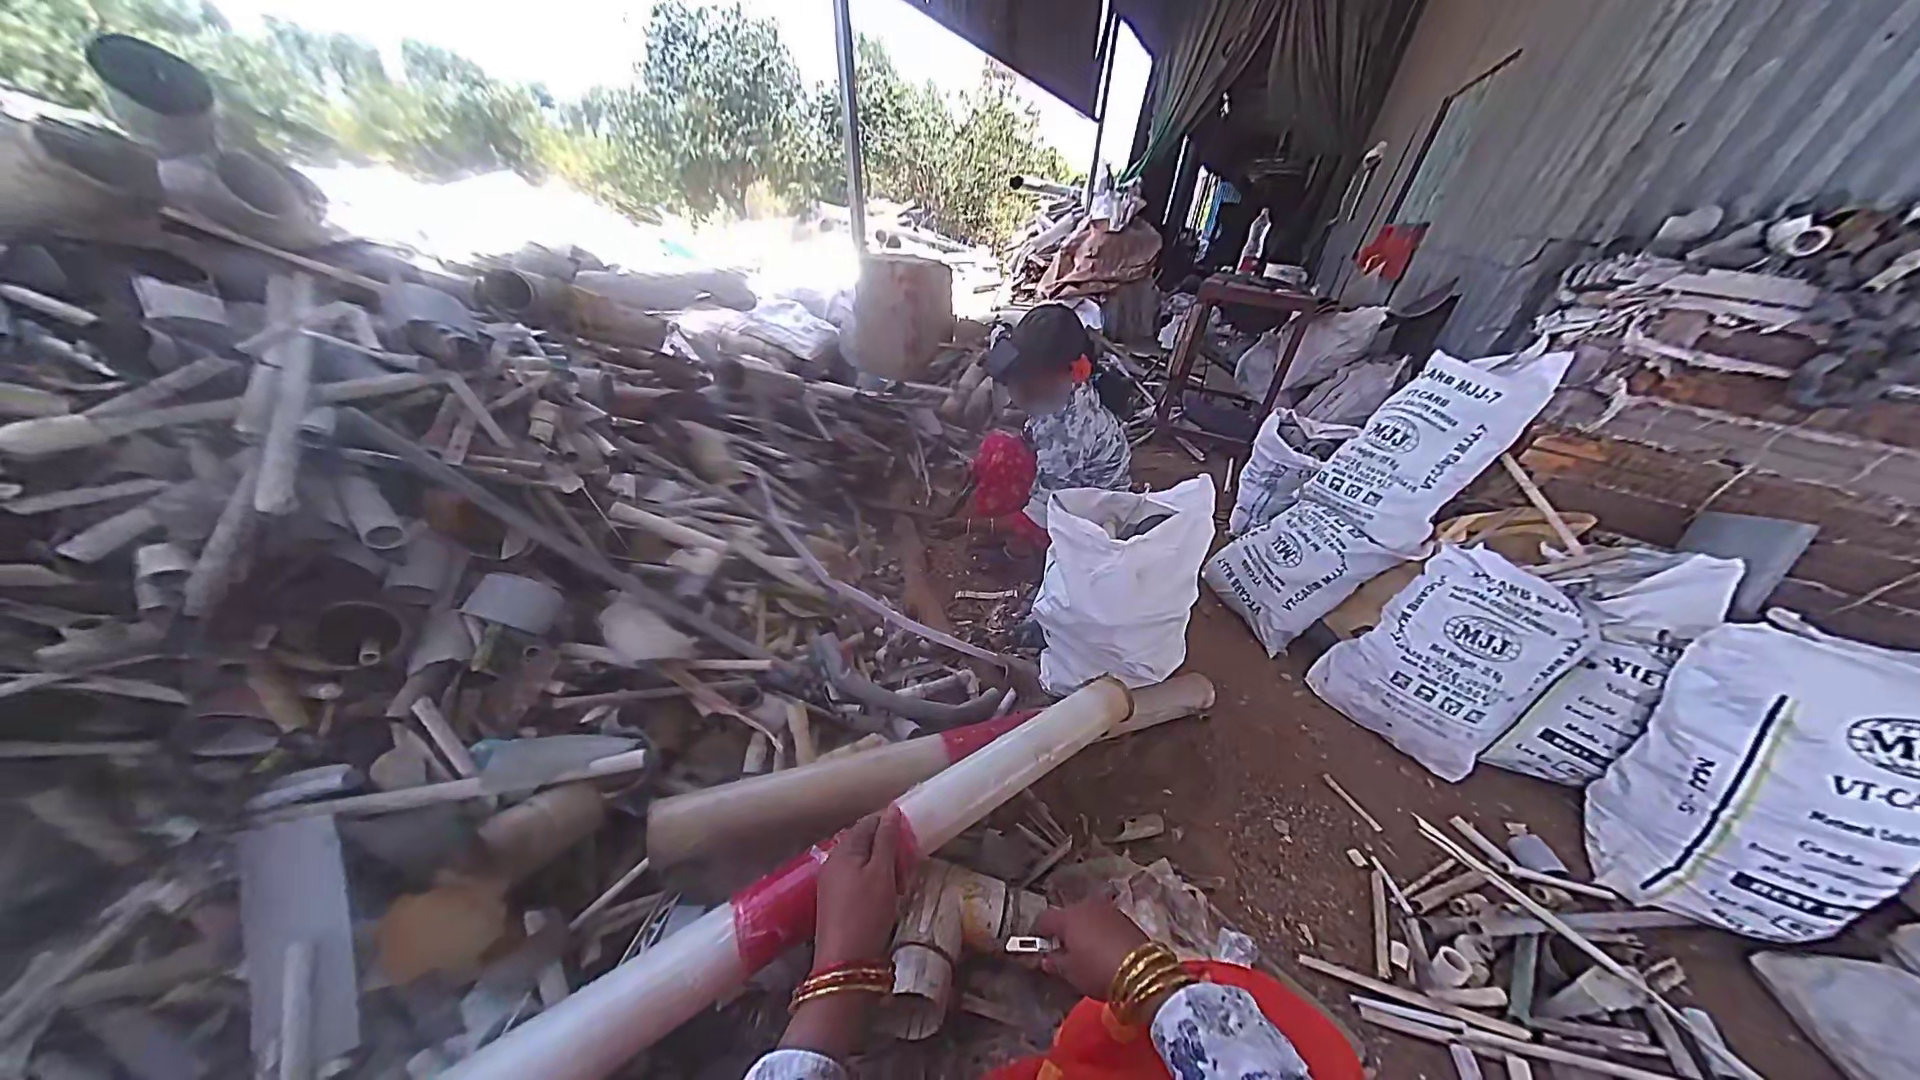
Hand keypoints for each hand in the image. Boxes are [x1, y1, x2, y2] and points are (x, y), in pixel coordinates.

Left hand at [812, 807, 903, 970]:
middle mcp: (833, 861)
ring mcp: (831, 882)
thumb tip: (891, 810)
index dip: (890, 824)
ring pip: (862, 862)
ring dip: (884, 867)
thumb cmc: (866, 912)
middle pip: (865, 842)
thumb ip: (887, 839)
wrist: (845, 964)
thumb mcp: (882, 872)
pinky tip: (886, 897)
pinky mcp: (834, 901)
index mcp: (843, 849)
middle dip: (889, 849)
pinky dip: (874, 881)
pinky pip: (857, 879)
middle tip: (907, 867)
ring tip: (900, 885)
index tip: (910, 836)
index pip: (868, 822)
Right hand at [1034, 900, 1149, 999]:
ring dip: (1083, 930)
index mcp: (1067, 916)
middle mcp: (1085, 905)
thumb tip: (1047, 957)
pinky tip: (1104, 949)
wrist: (1142, 971)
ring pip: (1086, 916)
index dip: (1039, 933)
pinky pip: (1103, 921)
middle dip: (1063, 932)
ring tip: (1086, 952)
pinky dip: (1100, 931)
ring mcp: (1106, 908)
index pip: (1044, 918)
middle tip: (1064, 953)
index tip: (1040, 947)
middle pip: (1066, 915)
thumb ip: (1055, 962)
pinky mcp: (1124, 916)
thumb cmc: (1098, 970)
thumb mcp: (1071, 973)